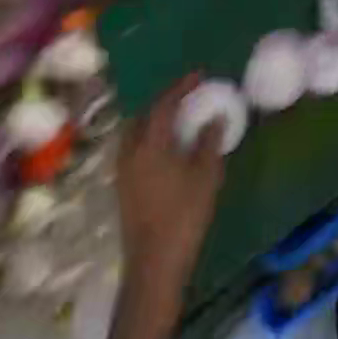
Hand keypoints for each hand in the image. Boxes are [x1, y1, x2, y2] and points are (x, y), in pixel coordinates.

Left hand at [116, 74, 225, 289]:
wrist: (154, 263)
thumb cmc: (184, 215)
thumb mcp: (205, 175)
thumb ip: (209, 141)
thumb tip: (215, 117)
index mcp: (150, 145)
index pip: (164, 105)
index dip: (181, 87)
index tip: (199, 74)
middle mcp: (130, 152)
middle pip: (143, 115)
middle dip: (164, 101)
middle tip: (188, 94)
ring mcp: (123, 171)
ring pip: (135, 132)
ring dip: (155, 119)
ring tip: (178, 117)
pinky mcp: (123, 186)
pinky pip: (134, 147)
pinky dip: (150, 136)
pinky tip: (167, 145)